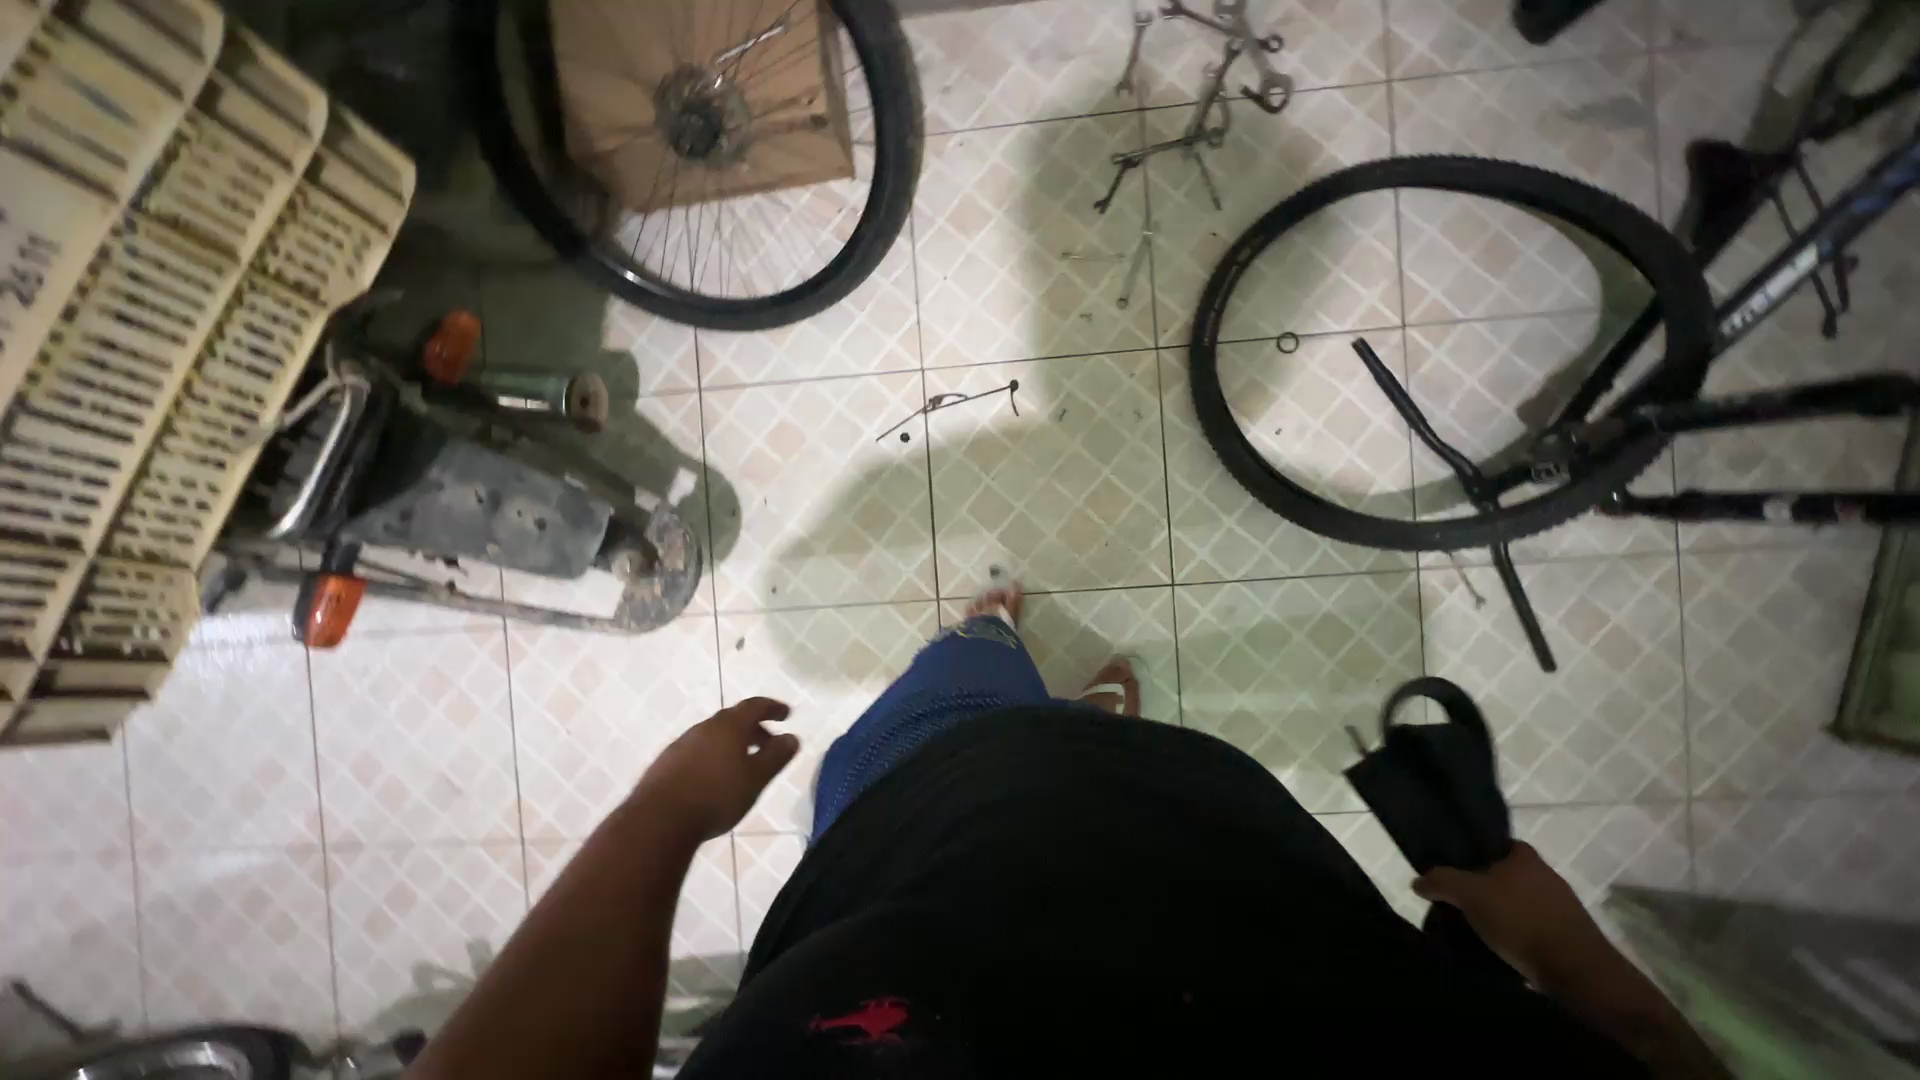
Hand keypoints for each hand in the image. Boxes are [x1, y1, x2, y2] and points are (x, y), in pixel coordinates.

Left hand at [633, 698, 798, 840]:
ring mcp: (681, 745)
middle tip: (768, 744)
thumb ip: (776, 756)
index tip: (787, 715)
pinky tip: (714, 779)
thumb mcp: (756, 778)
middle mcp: (703, 728)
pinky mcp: (665, 764)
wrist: (659, 821)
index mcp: (728, 726)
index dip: (773, 708)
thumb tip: (792, 737)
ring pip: (713, 736)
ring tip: (743, 765)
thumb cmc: (716, 796)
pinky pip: (697, 752)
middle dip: (754, 729)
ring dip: (732, 744)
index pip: (755, 706)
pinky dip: (713, 757)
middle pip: (733, 720)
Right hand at [1412, 841, 1606, 984]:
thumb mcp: (1468, 894)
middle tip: (1461, 899)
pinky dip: (1518, 933)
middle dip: (1486, 885)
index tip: (1458, 867)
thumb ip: (1440, 881)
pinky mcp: (1571, 935)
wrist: (1577, 971)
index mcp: (1526, 857)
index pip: (1498, 843)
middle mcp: (1548, 875)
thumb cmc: (1520, 920)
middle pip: (1507, 874)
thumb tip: (1419, 881)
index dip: (1476, 852)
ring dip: (1502, 912)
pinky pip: (1535, 926)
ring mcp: (1563, 907)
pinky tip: (1502, 947)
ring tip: (1478, 927)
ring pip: (1521, 901)